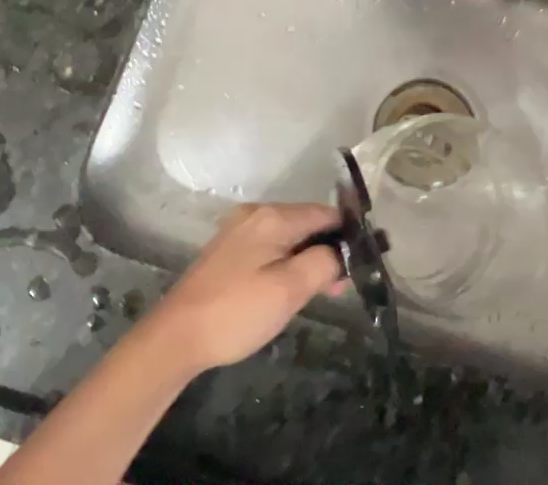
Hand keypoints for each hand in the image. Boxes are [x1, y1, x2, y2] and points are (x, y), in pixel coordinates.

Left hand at [137, 203, 344, 375]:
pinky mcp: (229, 252)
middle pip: (306, 222)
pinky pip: (271, 247)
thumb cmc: (237, 311)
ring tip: (328, 290)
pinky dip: (289, 262)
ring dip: (310, 258)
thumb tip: (343, 251)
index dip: (350, 233)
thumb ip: (322, 263)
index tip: (370, 258)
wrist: (177, 335)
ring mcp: (239, 232)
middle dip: (330, 248)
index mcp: (272, 217)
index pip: (324, 213)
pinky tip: (296, 287)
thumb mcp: (288, 289)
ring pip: (289, 237)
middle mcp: (255, 214)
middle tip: (348, 284)